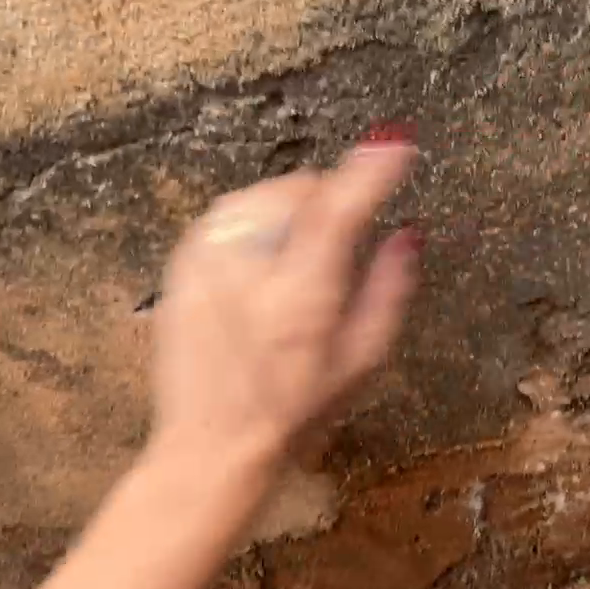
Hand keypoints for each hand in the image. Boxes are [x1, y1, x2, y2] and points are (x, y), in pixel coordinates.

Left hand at [148, 134, 419, 473]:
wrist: (212, 444)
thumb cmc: (297, 408)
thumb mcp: (364, 358)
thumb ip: (390, 288)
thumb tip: (407, 233)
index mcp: (301, 296)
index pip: (338, 210)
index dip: (371, 169)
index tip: (397, 144)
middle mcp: (247, 271)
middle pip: (298, 191)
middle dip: (330, 198)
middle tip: (342, 236)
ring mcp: (205, 265)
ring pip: (260, 194)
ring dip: (293, 206)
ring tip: (303, 249)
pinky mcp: (182, 268)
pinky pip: (228, 213)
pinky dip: (256, 219)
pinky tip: (266, 258)